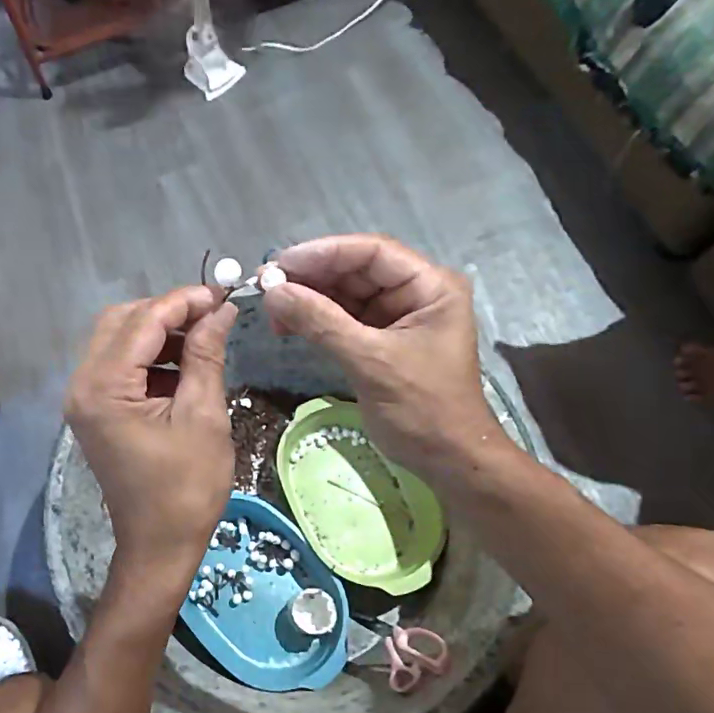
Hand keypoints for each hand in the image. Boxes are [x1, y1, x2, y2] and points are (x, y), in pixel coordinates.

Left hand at [66, 285, 238, 579]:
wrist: (159, 545)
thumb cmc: (187, 488)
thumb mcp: (203, 416)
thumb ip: (206, 355)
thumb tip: (221, 310)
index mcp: (104, 388)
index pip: (142, 321)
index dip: (184, 301)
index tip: (223, 293)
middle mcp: (82, 386)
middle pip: (121, 322)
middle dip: (167, 313)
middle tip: (213, 316)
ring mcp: (84, 400)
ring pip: (118, 341)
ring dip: (159, 334)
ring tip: (204, 340)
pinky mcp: (95, 412)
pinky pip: (119, 368)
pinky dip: (150, 359)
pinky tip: (183, 366)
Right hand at [263, 235, 506, 477]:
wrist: (448, 459)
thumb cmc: (422, 408)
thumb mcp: (371, 362)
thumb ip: (322, 322)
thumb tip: (273, 292)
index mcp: (430, 286)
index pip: (371, 253)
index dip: (323, 253)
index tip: (279, 265)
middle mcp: (415, 293)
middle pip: (355, 270)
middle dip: (310, 277)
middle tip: (265, 286)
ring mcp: (397, 318)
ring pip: (345, 295)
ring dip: (308, 299)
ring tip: (271, 309)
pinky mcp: (380, 342)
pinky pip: (343, 320)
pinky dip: (316, 320)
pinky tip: (288, 324)